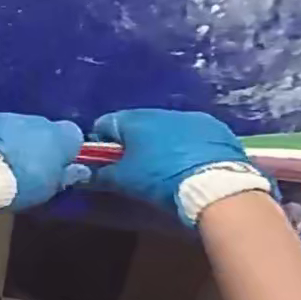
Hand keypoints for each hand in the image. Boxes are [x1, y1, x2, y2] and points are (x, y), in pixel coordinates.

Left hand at [0, 112, 90, 213]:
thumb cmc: (22, 184)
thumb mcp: (50, 188)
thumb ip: (66, 175)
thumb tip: (78, 170)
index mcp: (62, 136)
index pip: (72, 137)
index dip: (63, 151)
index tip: (53, 166)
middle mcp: (39, 120)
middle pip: (43, 129)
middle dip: (36, 144)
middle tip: (23, 166)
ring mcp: (10, 115)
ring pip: (17, 127)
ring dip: (12, 139)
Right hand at [89, 109, 273, 223]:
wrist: (217, 187)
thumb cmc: (159, 179)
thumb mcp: (122, 181)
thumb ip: (99, 175)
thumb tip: (82, 175)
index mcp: (135, 120)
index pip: (104, 124)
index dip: (100, 144)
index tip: (105, 163)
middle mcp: (163, 112)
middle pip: (136, 124)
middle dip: (131, 143)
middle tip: (132, 167)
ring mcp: (193, 118)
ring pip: (165, 128)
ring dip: (159, 143)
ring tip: (162, 167)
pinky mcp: (218, 129)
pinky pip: (191, 134)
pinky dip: (184, 146)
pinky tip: (186, 165)